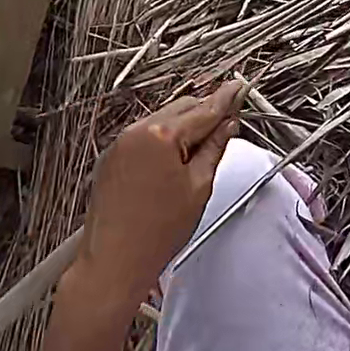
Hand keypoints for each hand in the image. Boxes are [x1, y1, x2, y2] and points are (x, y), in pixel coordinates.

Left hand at [69, 80, 245, 310]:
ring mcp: (121, 143)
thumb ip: (214, 149)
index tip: (237, 89)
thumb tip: (226, 127)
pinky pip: (144, 135)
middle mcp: (136, 133)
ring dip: (183, 128)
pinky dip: (163, 140)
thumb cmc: (153, 234)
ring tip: (199, 153)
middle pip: (182, 108)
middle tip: (227, 124)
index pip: (203, 109)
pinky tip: (174, 162)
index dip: (225, 98)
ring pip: (163, 120)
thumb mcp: (198, 187)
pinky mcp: (112, 156)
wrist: (113, 262)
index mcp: (160, 136)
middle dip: (205, 113)